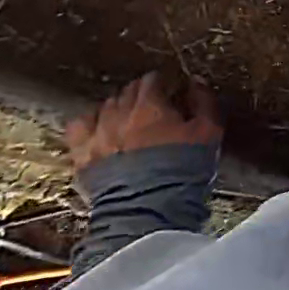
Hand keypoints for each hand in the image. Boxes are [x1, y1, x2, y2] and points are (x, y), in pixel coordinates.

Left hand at [65, 71, 222, 170]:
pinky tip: (101, 128)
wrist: (149, 210)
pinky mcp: (82, 154)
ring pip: (106, 106)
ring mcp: (97, 133)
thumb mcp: (209, 132)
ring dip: (120, 107)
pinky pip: (79, 125)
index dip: (164, 82)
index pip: (152, 79)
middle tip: (157, 106)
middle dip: (143, 93)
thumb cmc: (184, 169)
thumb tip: (196, 81)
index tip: (173, 90)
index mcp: (150, 105)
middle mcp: (119, 113)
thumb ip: (204, 101)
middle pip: (128, 90)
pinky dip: (91, 121)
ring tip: (132, 119)